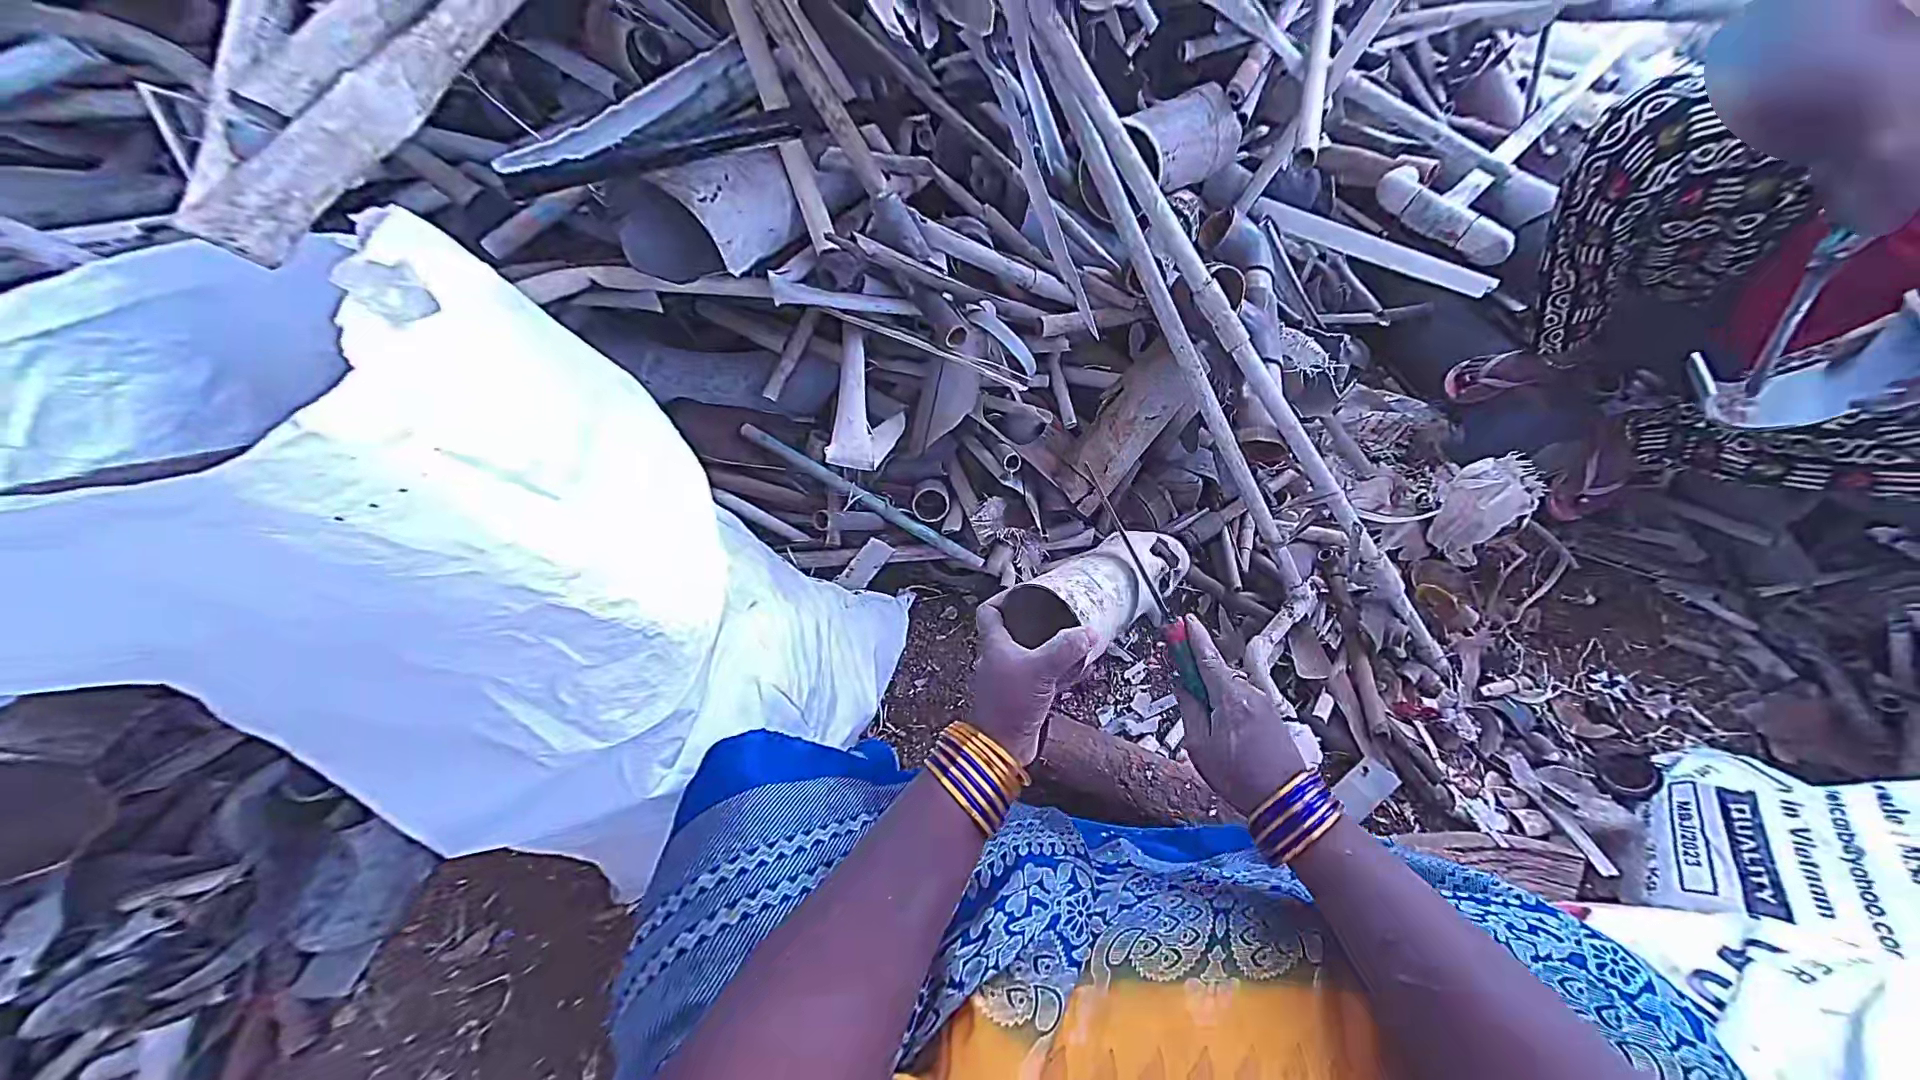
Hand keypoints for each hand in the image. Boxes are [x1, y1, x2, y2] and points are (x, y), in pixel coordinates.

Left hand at [969, 598, 1098, 764]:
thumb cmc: (1009, 706)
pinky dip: (1058, 672)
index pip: (989, 611)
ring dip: (1052, 649)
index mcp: (994, 645)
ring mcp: (1010, 678)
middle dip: (1038, 623)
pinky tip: (1076, 672)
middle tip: (1058, 616)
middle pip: (1014, 631)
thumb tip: (1087, 633)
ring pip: (1031, 654)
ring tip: (1074, 642)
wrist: (1003, 747)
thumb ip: (1065, 649)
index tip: (1026, 592)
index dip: (1004, 598)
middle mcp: (999, 659)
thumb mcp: (1040, 669)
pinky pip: (1042, 677)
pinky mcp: (1022, 697)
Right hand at [1174, 615, 1310, 815]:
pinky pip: (1240, 699)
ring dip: (1211, 693)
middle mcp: (1249, 693)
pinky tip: (1221, 728)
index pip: (1206, 656)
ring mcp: (1262, 703)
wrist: (1285, 799)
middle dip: (1196, 672)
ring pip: (1227, 686)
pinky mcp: (1270, 714)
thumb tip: (1182, 687)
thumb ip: (1188, 708)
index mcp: (1229, 697)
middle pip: (1216, 670)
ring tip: (1204, 724)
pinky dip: (1225, 703)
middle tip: (1181, 680)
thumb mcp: (1198, 743)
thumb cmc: (1240, 776)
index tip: (1183, 621)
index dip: (1192, 636)